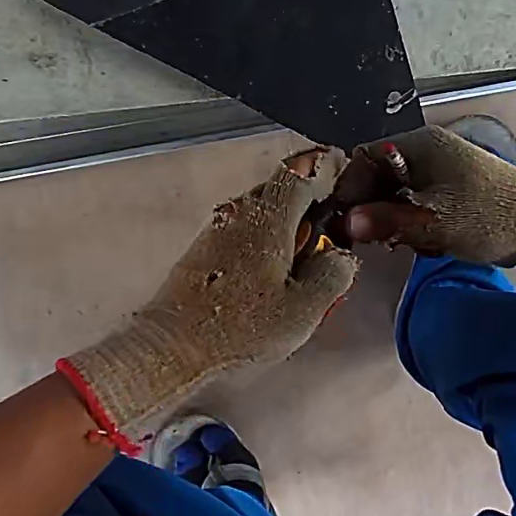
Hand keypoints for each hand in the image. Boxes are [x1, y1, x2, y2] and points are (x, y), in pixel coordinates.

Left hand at [57, 150, 358, 451]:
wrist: (175, 343)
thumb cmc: (240, 327)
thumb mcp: (303, 309)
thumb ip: (332, 275)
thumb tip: (341, 256)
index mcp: (268, 219)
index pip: (298, 175)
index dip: (322, 172)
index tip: (338, 178)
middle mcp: (240, 214)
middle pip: (277, 189)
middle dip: (303, 199)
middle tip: (324, 221)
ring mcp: (217, 229)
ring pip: (258, 209)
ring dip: (282, 219)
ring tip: (299, 250)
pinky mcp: (203, 248)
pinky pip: (241, 228)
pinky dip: (261, 236)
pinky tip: (267, 267)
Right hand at [332, 124, 515, 300]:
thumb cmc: (491, 219)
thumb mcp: (435, 223)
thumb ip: (388, 220)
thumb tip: (344, 222)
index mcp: (421, 145)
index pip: (366, 156)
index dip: (350, 187)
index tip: (342, 220)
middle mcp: (427, 149)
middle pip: (377, 172)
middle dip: (369, 204)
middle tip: (365, 236)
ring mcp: (439, 168)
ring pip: (394, 188)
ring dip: (388, 214)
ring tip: (394, 239)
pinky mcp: (449, 187)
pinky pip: (413, 197)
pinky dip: (407, 217)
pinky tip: (416, 238)